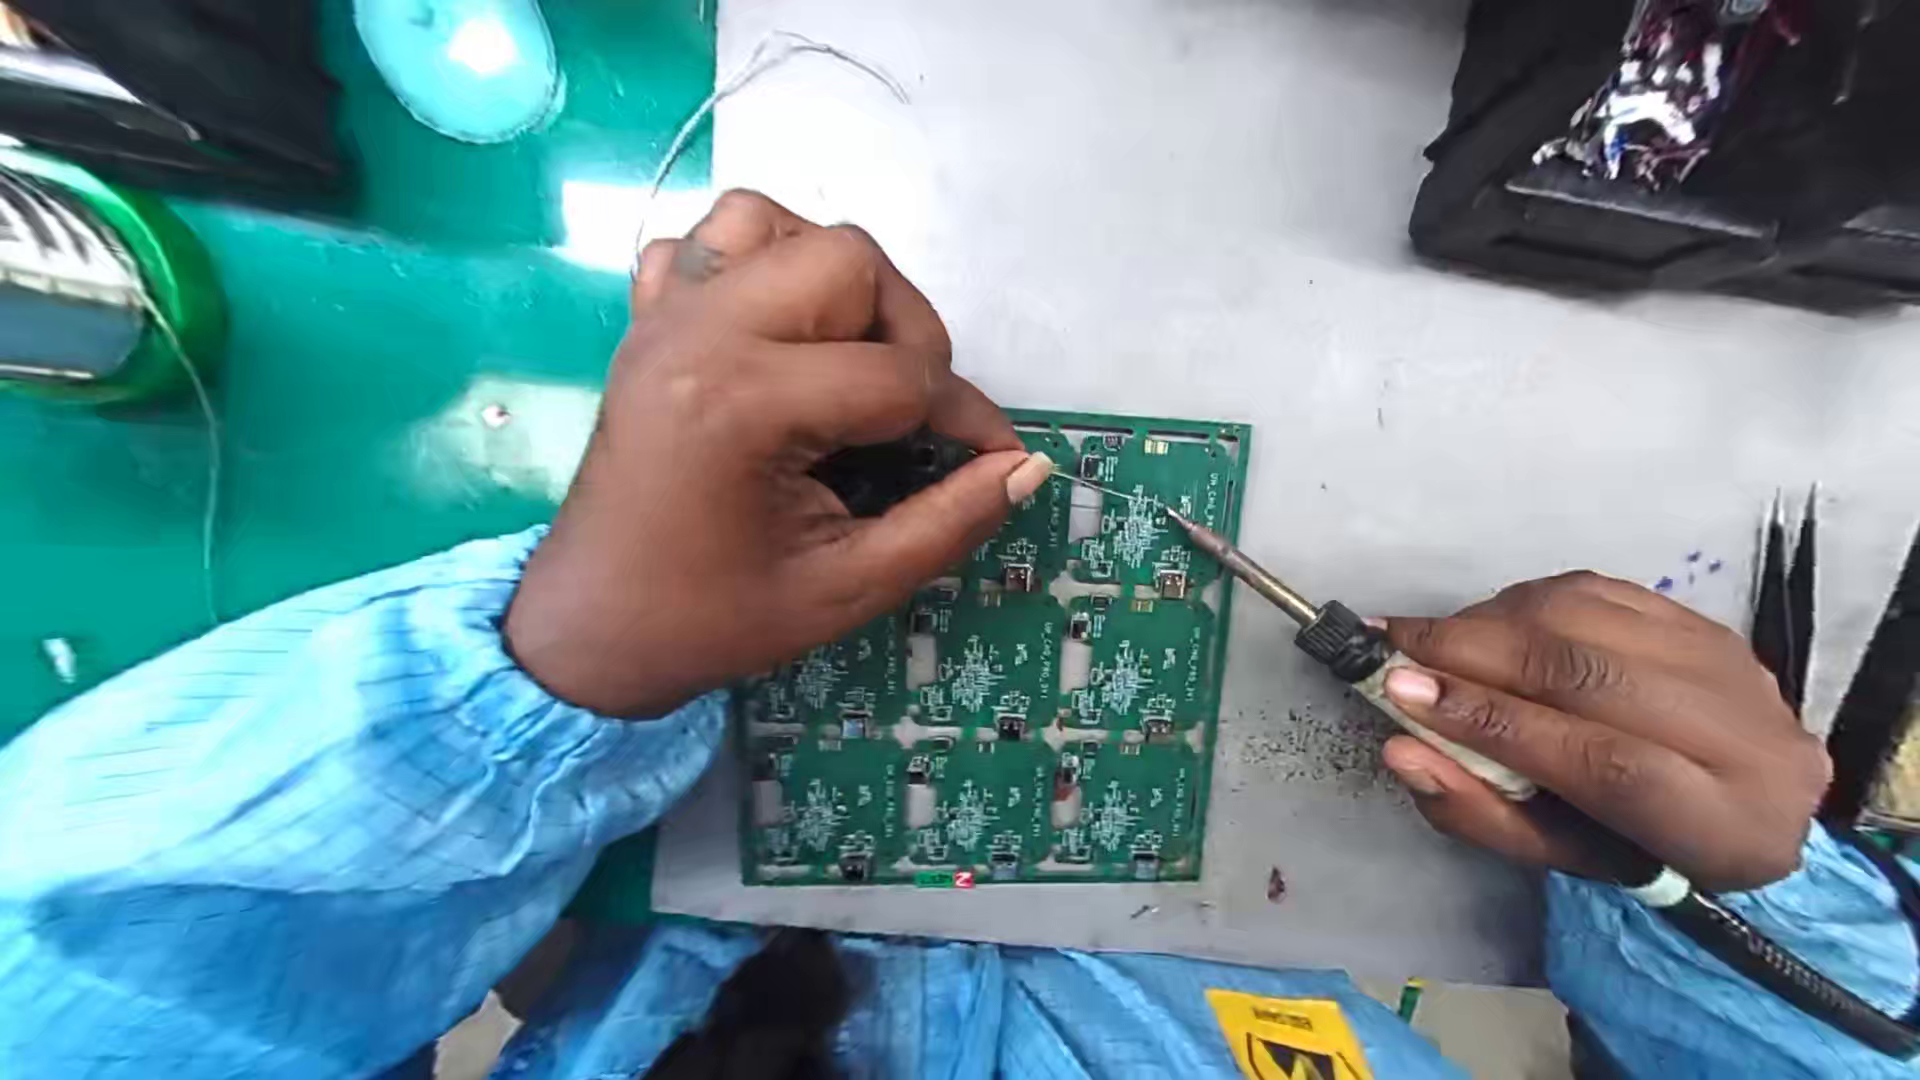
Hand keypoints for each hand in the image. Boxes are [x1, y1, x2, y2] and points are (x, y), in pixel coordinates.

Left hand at [505, 191, 1050, 716]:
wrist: (595, 628)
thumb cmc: (719, 619)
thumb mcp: (851, 587)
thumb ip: (950, 523)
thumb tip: (1026, 468)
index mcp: (745, 404)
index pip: (900, 377)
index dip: (969, 419)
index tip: (997, 458)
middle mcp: (701, 332)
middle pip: (850, 261)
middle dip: (912, 335)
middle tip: (917, 412)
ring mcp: (666, 315)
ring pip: (783, 227)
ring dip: (845, 285)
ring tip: (858, 360)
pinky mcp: (648, 321)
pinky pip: (714, 240)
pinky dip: (769, 263)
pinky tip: (787, 329)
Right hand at [1377, 571, 1830, 891]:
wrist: (1712, 783)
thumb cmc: (1614, 830)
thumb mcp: (1542, 845)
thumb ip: (1470, 809)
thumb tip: (1400, 750)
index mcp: (1720, 826)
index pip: (1605, 764)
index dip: (1493, 721)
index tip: (1399, 688)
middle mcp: (1748, 738)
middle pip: (1586, 674)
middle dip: (1468, 652)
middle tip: (1390, 644)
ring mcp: (1724, 664)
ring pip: (1576, 618)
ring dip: (1481, 622)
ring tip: (1434, 641)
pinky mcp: (1691, 616)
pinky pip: (1580, 591)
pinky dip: (1512, 603)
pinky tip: (1487, 626)